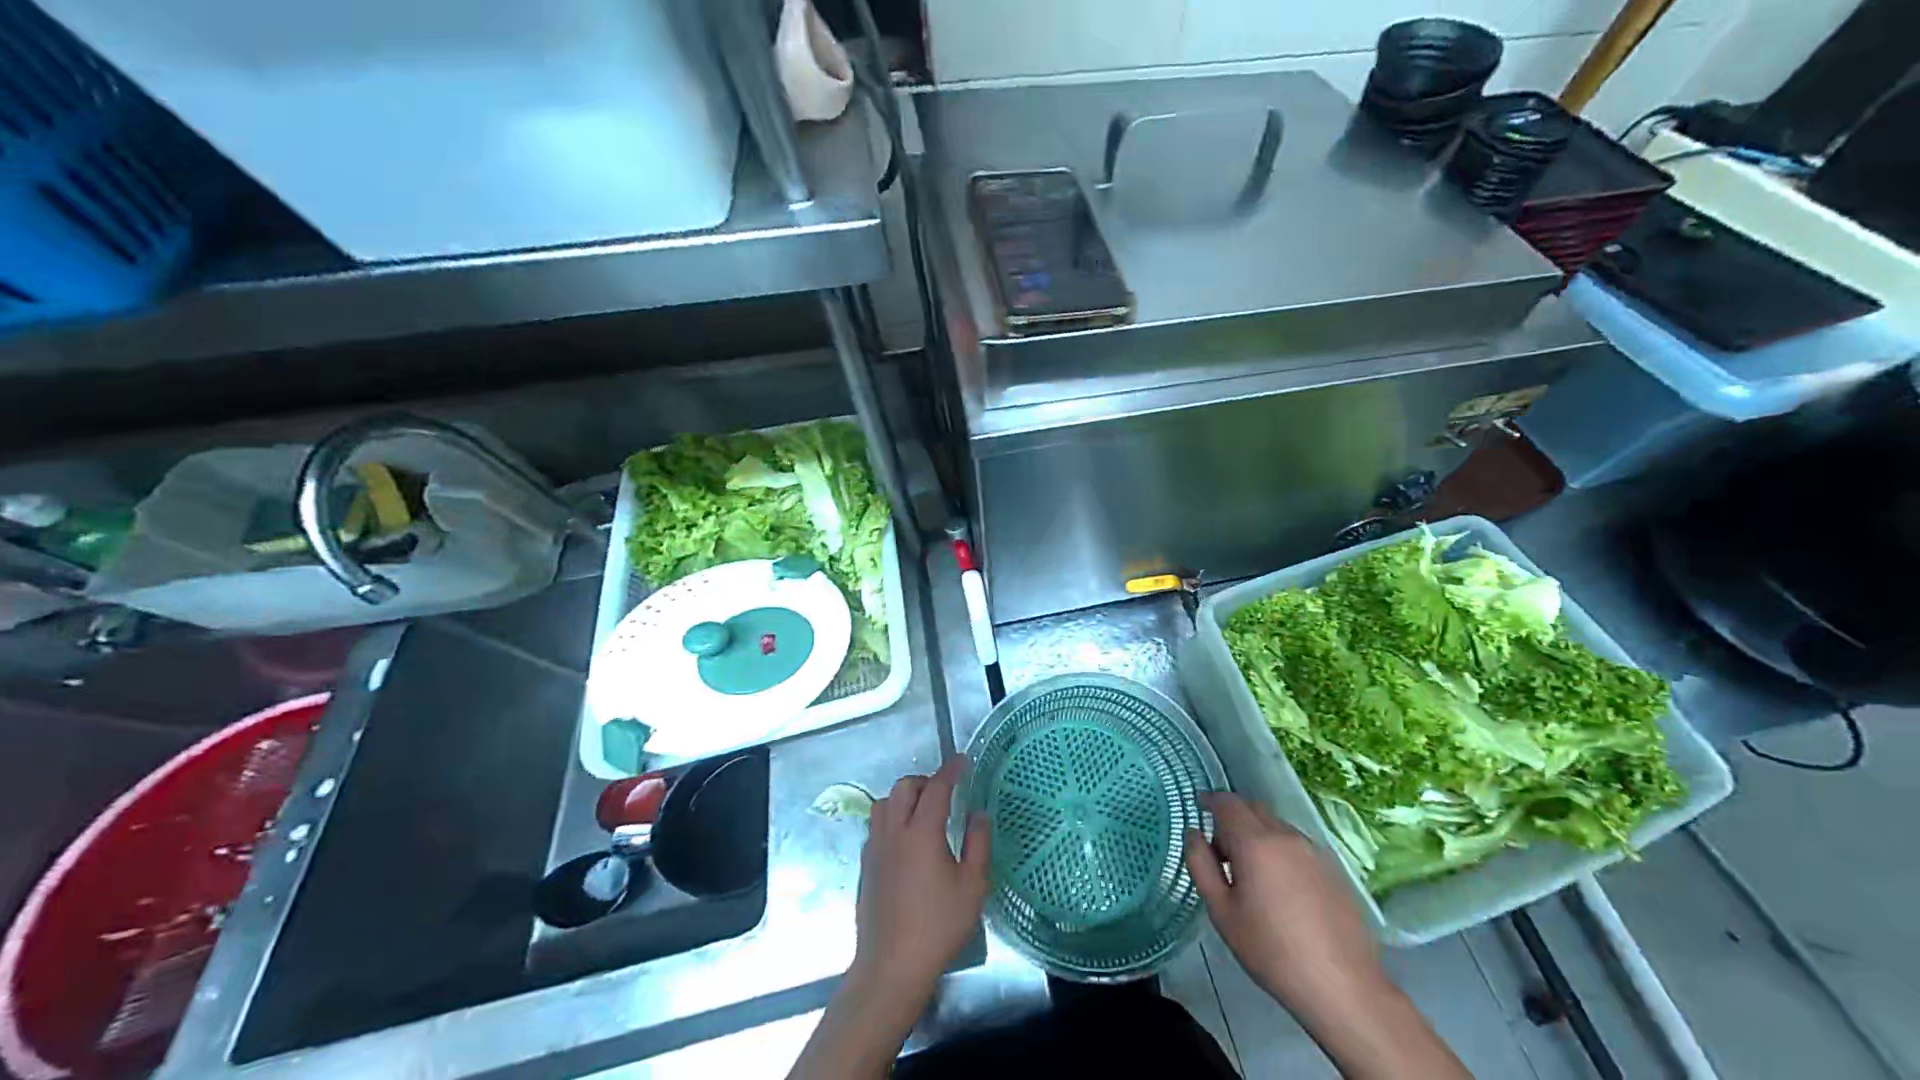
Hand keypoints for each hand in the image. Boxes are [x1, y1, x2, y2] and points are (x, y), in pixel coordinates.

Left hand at [851, 756, 990, 998]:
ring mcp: (875, 848)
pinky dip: (893, 817)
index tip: (962, 760)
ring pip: (885, 803)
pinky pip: (877, 825)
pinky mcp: (866, 865)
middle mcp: (894, 832)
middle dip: (925, 781)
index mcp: (921, 833)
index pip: (936, 788)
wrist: (891, 965)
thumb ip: (978, 844)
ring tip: (924, 812)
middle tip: (945, 792)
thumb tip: (978, 814)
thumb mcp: (972, 886)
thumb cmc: (938, 926)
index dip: (950, 770)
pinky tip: (907, 839)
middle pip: (904, 788)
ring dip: (904, 797)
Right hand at [1184, 792, 1385, 1016]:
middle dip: (1233, 819)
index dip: (1210, 800)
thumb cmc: (1271, 950)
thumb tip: (1193, 834)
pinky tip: (1281, 888)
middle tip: (1220, 851)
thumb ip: (1201, 865)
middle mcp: (1286, 836)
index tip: (1199, 808)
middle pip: (1253, 809)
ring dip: (1257, 835)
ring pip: (1277, 827)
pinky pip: (1297, 846)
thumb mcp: (1222, 911)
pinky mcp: (1334, 869)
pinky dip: (1280, 850)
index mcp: (1255, 842)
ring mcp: (1315, 851)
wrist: (1343, 986)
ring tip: (1251, 874)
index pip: (1228, 803)